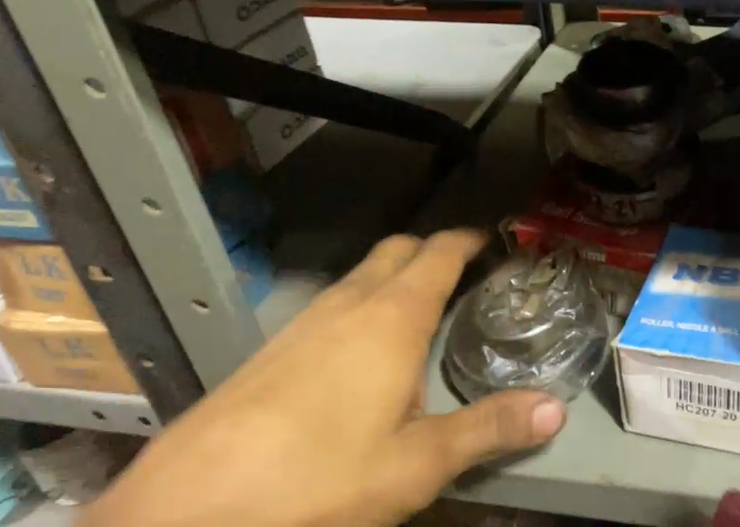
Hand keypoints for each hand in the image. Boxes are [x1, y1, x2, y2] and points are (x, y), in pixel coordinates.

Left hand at [84, 230, 567, 526]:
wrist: (182, 513)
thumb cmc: (317, 480)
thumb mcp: (416, 466)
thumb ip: (488, 430)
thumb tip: (558, 409)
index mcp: (394, 316)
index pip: (440, 251)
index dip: (470, 239)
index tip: (495, 240)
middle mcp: (348, 304)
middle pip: (396, 250)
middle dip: (430, 251)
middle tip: (461, 273)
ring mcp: (300, 324)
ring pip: (357, 278)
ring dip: (389, 280)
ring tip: (414, 315)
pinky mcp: (265, 353)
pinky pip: (326, 308)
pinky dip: (354, 310)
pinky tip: (351, 361)